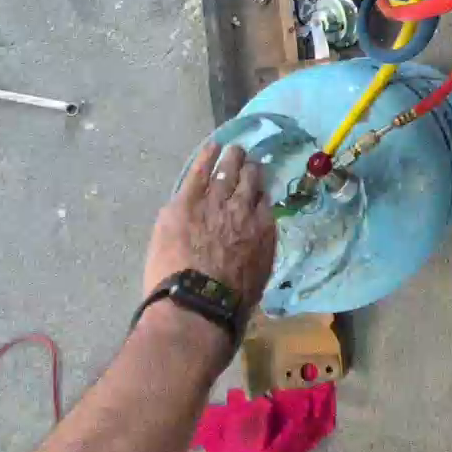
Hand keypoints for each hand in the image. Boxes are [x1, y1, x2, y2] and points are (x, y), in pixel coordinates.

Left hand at [142, 143, 276, 313]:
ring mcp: (215, 202)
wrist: (197, 306)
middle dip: (249, 169)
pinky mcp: (187, 202)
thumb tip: (255, 240)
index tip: (257, 189)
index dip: (259, 192)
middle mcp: (244, 209)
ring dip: (232, 158)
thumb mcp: (257, 275)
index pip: (264, 200)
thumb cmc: (228, 304)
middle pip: (250, 179)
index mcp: (262, 229)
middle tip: (248, 161)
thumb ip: (258, 250)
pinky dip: (207, 156)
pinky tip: (212, 146)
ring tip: (234, 149)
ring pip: (227, 170)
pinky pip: (200, 171)